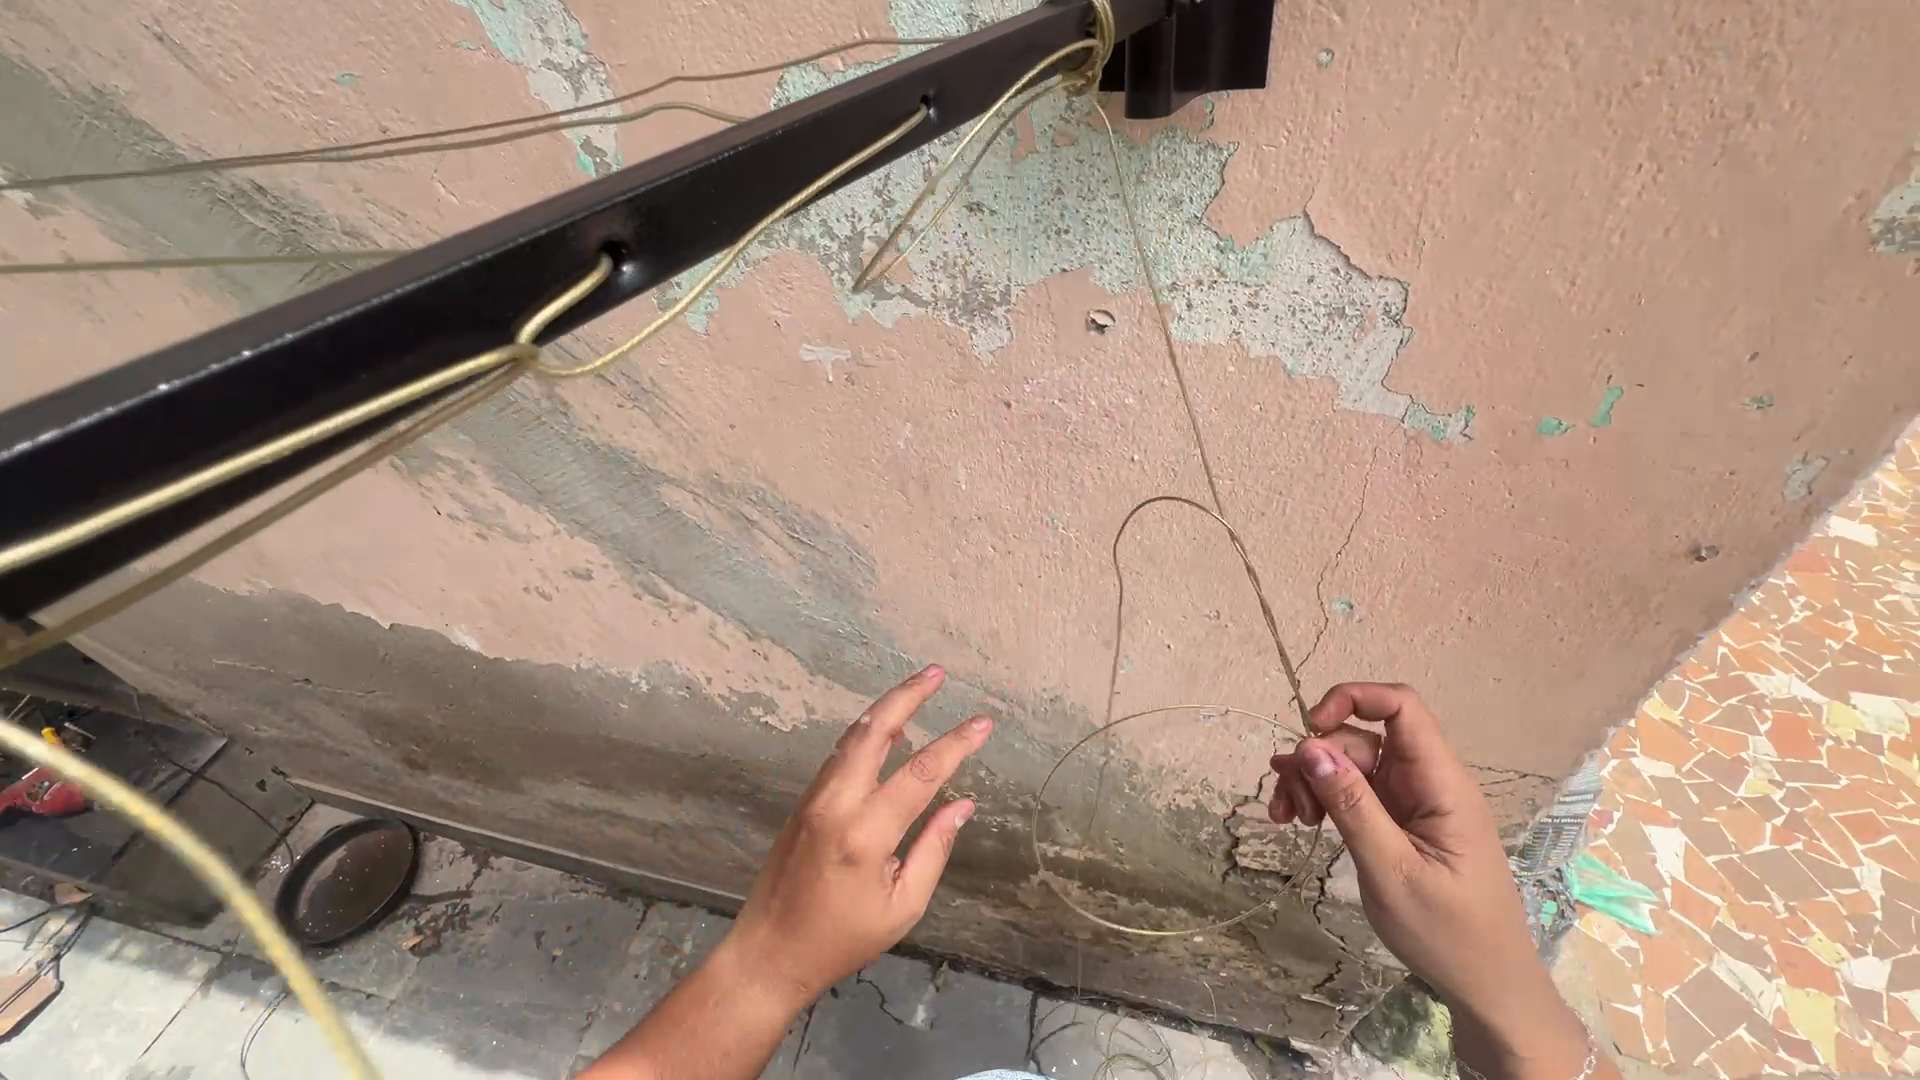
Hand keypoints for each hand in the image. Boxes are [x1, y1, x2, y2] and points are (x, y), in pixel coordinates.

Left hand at [718, 664, 991, 1007]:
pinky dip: (867, 733)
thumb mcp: (902, 907)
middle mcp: (836, 803)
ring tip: (918, 689)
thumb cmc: (842, 939)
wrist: (768, 953)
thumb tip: (963, 804)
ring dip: (886, 708)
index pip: (919, 773)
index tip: (983, 724)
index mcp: (865, 834)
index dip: (955, 745)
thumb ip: (934, 849)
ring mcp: (815, 797)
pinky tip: (887, 729)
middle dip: (907, 696)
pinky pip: (841, 755)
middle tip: (937, 672)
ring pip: (853, 737)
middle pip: (873, 731)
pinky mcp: (804, 801)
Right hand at [1268, 683, 1594, 1079]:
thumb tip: (1309, 746)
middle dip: (1316, 758)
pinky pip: (1351, 789)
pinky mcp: (1397, 819)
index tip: (1310, 726)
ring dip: (1311, 781)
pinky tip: (1298, 819)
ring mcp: (1410, 800)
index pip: (1401, 707)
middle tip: (1289, 805)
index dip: (1352, 698)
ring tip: (1287, 818)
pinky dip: (1321, 798)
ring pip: (1349, 763)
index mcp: (1441, 784)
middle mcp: (1426, 781)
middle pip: (1361, 737)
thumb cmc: (1448, 933)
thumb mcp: (1391, 870)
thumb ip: (1352, 805)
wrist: (1486, 988)